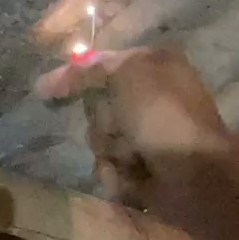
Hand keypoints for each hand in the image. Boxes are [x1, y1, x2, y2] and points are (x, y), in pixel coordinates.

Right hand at [34, 47, 238, 214]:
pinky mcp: (143, 168)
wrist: (194, 173)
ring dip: (110, 149)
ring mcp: (147, 135)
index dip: (74, 76)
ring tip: (133, 156)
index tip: (46, 90)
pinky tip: (134, 175)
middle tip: (120, 125)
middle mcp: (150, 97)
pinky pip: (110, 167)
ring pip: (100, 139)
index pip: (100, 65)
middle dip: (103, 121)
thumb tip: (44, 82)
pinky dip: (118, 173)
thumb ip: (85, 71)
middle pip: (96, 106)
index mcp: (153, 66)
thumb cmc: (162, 114)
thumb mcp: (124, 74)